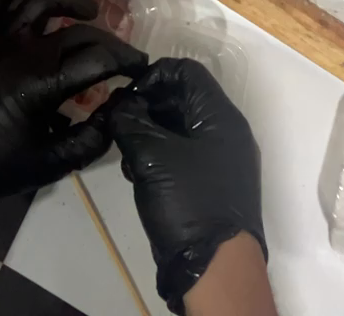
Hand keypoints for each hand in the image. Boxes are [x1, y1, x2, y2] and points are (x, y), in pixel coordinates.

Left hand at [0, 0, 147, 230]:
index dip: (127, 61)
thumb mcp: (56, 162)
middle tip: (120, 53)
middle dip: (107, 40)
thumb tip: (121, 107)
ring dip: (68, 0)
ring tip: (89, 10)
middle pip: (76, 32)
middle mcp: (24, 52)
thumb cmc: (1, 167)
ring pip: (39, 4)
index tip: (141, 68)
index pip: (99, 58)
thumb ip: (94, 136)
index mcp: (45, 84)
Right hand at [99, 58, 265, 312]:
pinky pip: (185, 153)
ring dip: (150, 131)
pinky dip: (160, 153)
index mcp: (221, 116)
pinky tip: (138, 171)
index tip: (126, 95)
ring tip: (126, 149)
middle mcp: (227, 132)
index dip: (153, 75)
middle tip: (118, 120)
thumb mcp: (151, 156)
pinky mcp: (213, 184)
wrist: (216, 272)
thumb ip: (130, 120)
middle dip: (147, 104)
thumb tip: (116, 104)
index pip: (186, 71)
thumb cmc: (188, 202)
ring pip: (181, 127)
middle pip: (183, 97)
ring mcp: (223, 160)